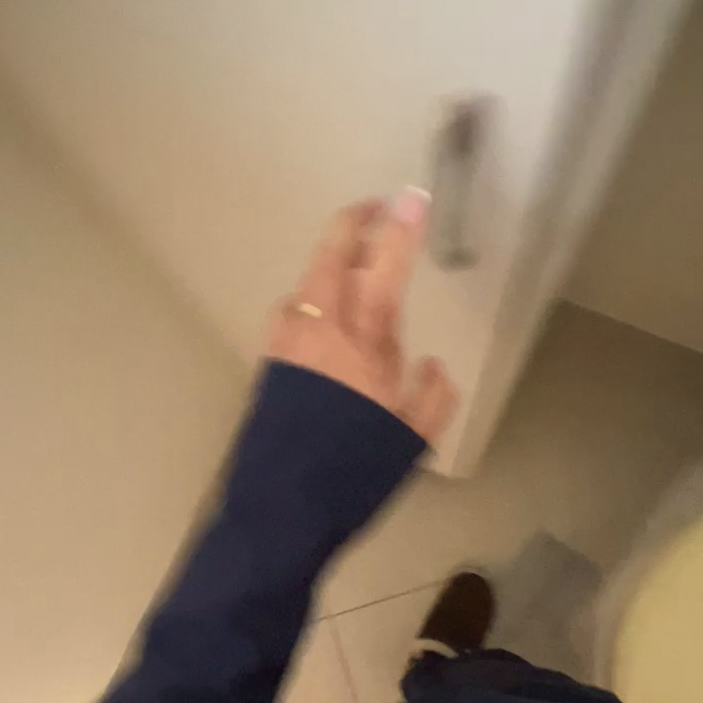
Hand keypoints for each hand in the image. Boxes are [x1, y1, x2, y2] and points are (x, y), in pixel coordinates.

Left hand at [268, 189, 457, 445]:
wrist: (283, 503)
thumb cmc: (355, 470)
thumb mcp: (413, 438)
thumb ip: (433, 395)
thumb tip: (433, 365)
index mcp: (361, 340)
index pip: (384, 266)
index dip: (400, 227)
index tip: (412, 198)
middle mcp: (319, 328)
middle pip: (331, 254)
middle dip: (354, 222)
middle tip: (375, 210)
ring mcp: (286, 343)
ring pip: (305, 283)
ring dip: (328, 264)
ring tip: (349, 270)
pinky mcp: (268, 364)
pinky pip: (290, 314)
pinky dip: (310, 301)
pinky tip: (321, 322)